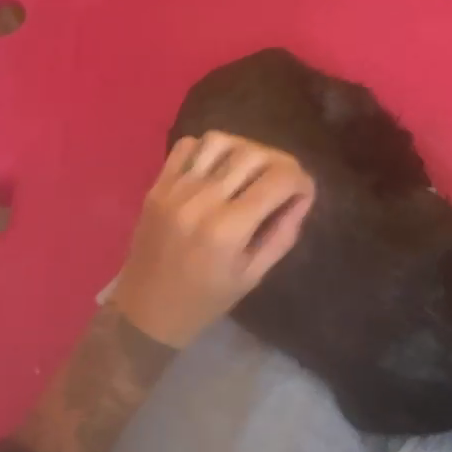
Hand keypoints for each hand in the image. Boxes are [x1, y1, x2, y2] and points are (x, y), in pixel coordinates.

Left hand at [110, 132, 314, 347]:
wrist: (147, 311)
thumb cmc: (205, 301)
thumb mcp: (252, 276)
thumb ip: (282, 235)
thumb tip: (303, 198)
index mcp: (228, 230)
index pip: (278, 180)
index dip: (301, 180)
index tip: (304, 192)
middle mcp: (202, 201)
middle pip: (253, 154)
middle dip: (280, 161)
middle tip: (285, 179)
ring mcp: (175, 189)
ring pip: (220, 141)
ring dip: (246, 149)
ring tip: (253, 170)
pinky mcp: (157, 186)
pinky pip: (187, 146)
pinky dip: (210, 149)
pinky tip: (219, 168)